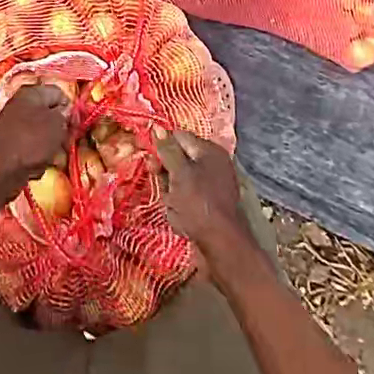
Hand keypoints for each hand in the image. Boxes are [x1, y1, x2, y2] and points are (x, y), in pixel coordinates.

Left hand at [0, 84, 70, 195]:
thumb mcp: (56, 123)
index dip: (71, 109)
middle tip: (66, 143)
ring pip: (43, 133)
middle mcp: (21, 105)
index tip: (75, 125)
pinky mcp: (12, 145)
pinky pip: (32, 147)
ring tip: (52, 157)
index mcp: (31, 92)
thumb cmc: (31, 141)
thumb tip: (65, 113)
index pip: (60, 93)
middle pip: (51, 114)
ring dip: (52, 146)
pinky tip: (38, 165)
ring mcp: (15, 125)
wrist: (0, 171)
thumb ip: (66, 114)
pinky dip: (38, 156)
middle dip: (61, 130)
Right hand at [154, 130, 260, 274]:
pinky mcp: (209, 207)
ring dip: (171, 195)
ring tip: (175, 208)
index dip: (162, 147)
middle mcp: (213, 165)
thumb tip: (157, 127)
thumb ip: (167, 150)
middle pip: (178, 160)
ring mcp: (212, 187)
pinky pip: (186, 200)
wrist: (222, 246)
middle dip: (166, 176)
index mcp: (209, 151)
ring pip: (179, 183)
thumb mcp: (179, 173)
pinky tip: (181, 220)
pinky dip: (180, 209)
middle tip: (164, 188)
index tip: (151, 162)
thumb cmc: (199, 204)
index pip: (179, 137)